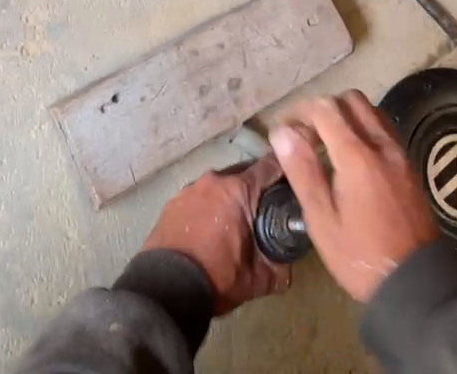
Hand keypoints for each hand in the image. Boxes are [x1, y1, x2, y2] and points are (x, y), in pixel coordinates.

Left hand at [141, 156, 292, 314]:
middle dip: (255, 189)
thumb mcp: (256, 279)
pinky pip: (198, 198)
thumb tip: (289, 263)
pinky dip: (206, 208)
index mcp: (238, 190)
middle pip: (243, 176)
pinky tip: (207, 228)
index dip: (283, 171)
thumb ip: (280, 267)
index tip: (292, 180)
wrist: (165, 290)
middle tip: (264, 210)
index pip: (269, 167)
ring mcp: (189, 189)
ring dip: (228, 199)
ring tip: (232, 222)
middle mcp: (214, 181)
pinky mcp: (172, 202)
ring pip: (218, 187)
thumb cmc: (215, 277)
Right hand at [270, 90, 440, 301]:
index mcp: (356, 155)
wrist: (416, 281)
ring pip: (370, 111)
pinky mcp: (409, 164)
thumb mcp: (322, 219)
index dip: (300, 111)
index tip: (284, 129)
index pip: (325, 109)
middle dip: (324, 108)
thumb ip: (302, 170)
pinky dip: (364, 127)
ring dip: (346, 115)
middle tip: (306, 135)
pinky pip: (384, 128)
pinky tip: (352, 156)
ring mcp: (399, 152)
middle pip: (350, 100)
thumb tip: (281, 132)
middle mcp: (381, 144)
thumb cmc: (360, 254)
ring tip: (327, 144)